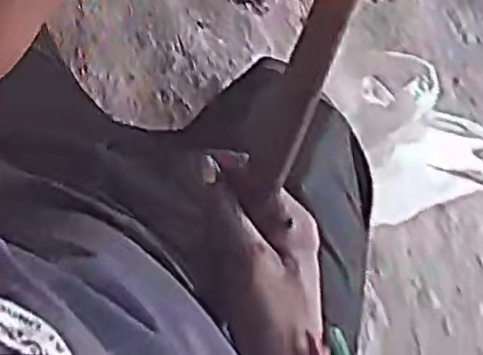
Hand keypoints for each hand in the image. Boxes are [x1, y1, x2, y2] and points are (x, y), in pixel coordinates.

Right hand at [198, 152, 325, 354]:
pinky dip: (212, 229)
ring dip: (209, 210)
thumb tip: (204, 167)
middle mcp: (286, 223)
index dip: (220, 167)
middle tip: (188, 197)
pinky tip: (200, 237)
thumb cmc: (275, 317)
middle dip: (212, 190)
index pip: (252, 170)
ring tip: (191, 216)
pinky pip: (228, 228)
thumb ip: (227, 208)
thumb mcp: (249, 257)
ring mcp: (272, 242)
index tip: (190, 168)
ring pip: (231, 207)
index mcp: (294, 217)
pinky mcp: (256, 259)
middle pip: (240, 188)